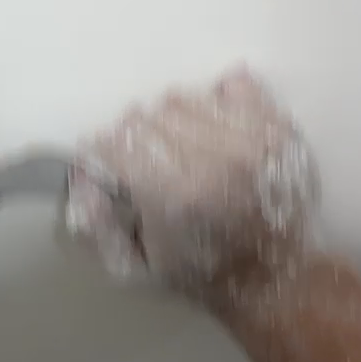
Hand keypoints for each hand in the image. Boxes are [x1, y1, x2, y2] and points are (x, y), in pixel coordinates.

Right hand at [64, 67, 318, 303]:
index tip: (107, 167)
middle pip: (146, 116)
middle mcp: (214, 160)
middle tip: (143, 165)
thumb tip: (82, 177)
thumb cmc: (196, 274)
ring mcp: (251, 139)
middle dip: (133, 139)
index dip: (102, 152)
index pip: (117, 143)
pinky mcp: (278, 128)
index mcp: (175, 196)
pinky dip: (216, 100)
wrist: (275, 276)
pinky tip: (212, 128)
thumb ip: (96, 226)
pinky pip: (236, 85)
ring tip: (177, 149)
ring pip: (183, 99)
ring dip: (169, 121)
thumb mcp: (130, 269)